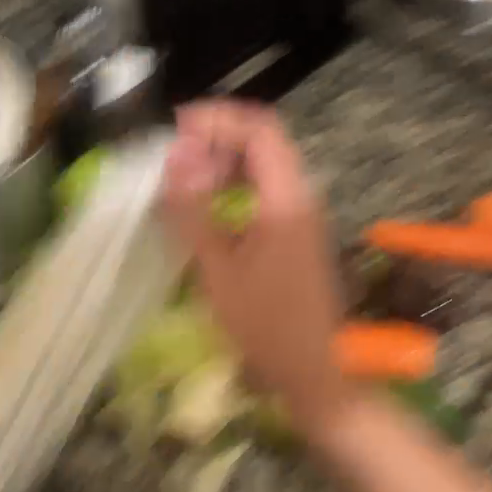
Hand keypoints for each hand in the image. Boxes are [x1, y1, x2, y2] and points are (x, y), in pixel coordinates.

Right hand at [162, 102, 353, 429]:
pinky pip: (268, 187)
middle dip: (218, 136)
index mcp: (287, 199)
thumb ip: (194, 210)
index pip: (258, 130)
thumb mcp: (218, 270)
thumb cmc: (265, 326)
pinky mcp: (299, 230)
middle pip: (264, 140)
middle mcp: (302, 196)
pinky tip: (210, 205)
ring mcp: (304, 213)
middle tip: (175, 156)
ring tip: (186, 179)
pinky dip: (236, 183)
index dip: (217, 119)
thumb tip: (175, 156)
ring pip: (266, 162)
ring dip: (225, 160)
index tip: (175, 127)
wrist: (315, 372)